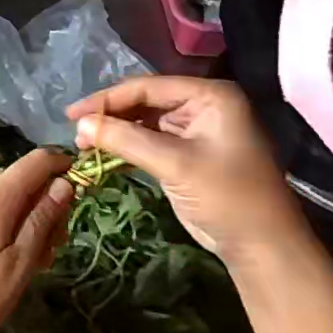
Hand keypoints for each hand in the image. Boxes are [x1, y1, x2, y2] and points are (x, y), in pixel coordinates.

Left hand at [0, 149, 74, 332]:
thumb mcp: (20, 262)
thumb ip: (44, 219)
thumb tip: (66, 183)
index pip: (38, 160)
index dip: (66, 169)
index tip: (84, 198)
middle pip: (25, 179)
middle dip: (48, 204)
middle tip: (53, 248)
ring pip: (10, 196)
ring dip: (30, 220)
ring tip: (31, 263)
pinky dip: (9, 225)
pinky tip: (8, 260)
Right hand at [68, 77, 307, 260]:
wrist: (261, 246)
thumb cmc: (226, 197)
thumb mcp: (173, 164)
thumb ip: (125, 139)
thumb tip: (79, 125)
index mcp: (209, 96)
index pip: (147, 87)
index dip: (106, 99)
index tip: (71, 115)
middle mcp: (202, 106)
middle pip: (143, 101)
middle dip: (109, 115)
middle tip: (75, 132)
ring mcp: (195, 130)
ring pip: (142, 122)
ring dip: (114, 133)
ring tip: (84, 146)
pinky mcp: (186, 154)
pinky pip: (148, 141)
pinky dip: (125, 148)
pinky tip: (102, 157)